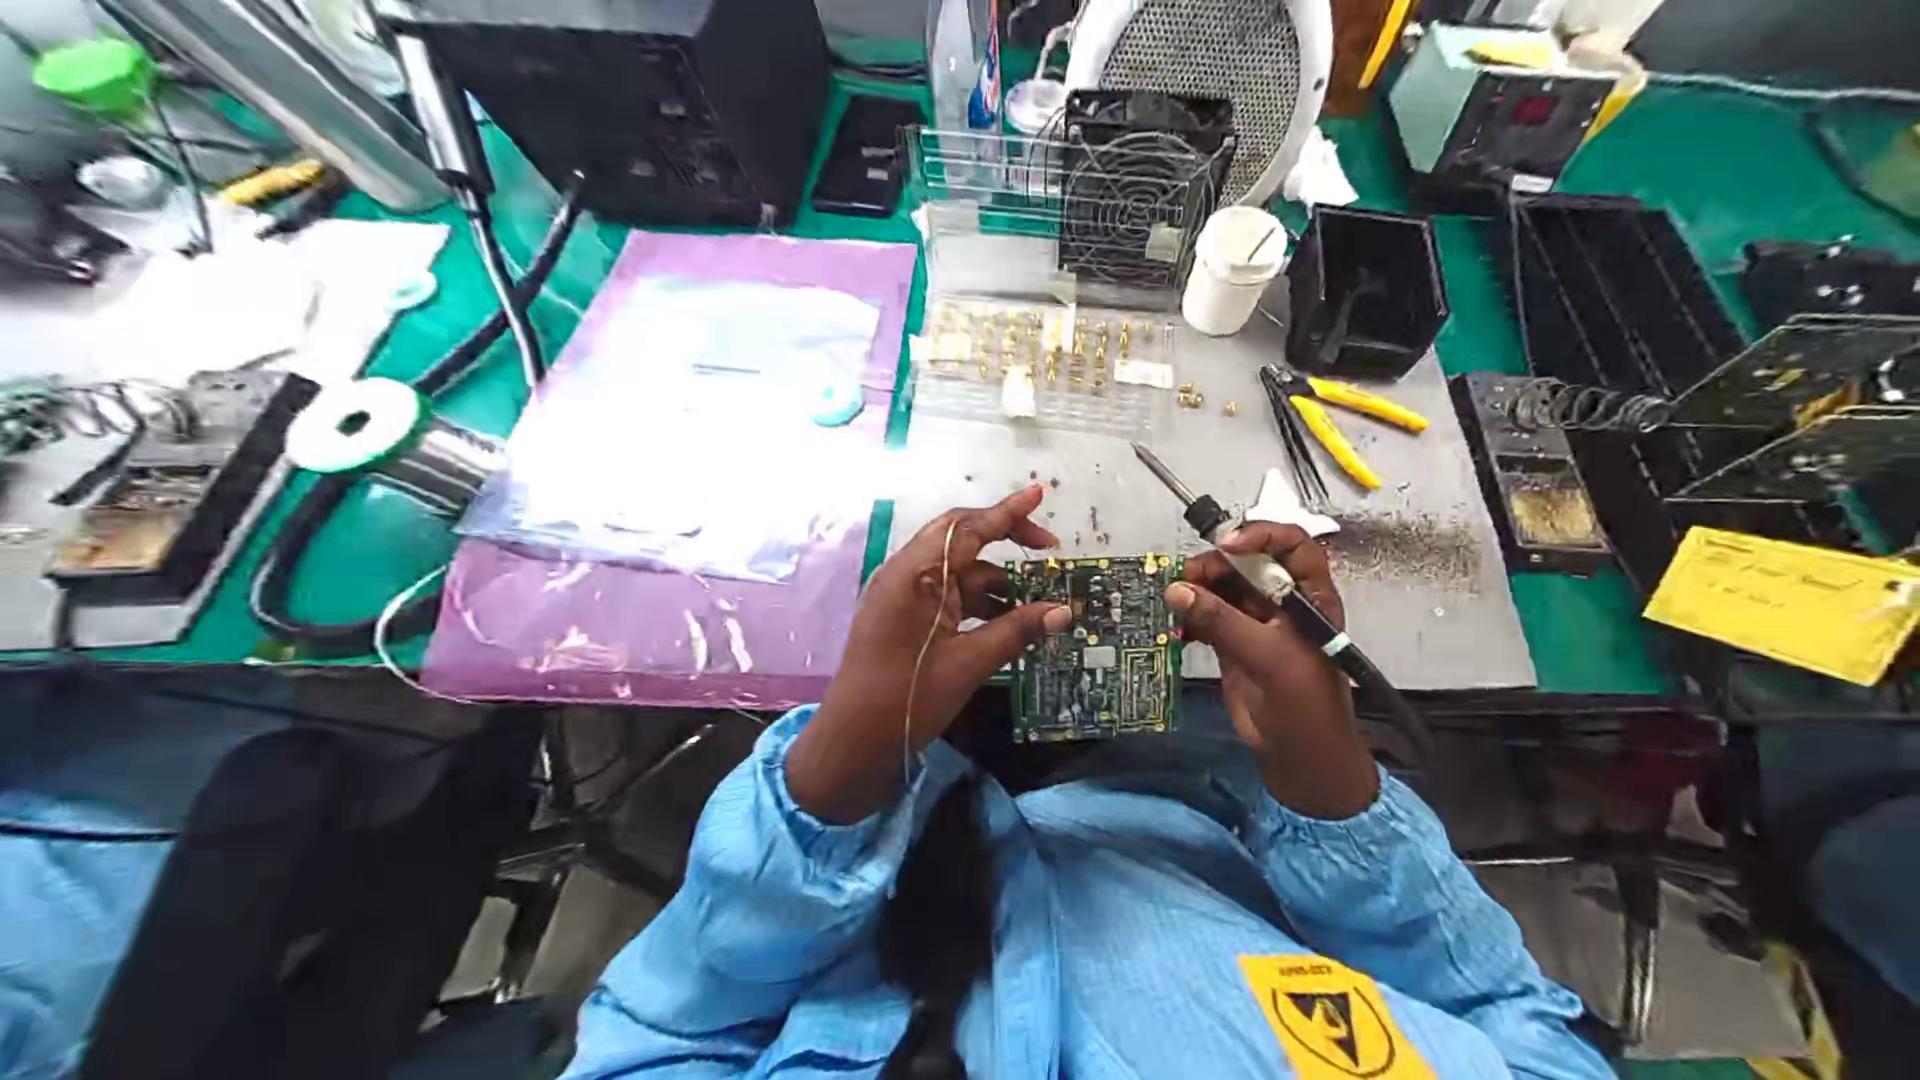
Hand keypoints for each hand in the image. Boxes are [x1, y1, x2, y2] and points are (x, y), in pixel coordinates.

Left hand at [787, 485, 1070, 822]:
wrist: (853, 742)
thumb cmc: (906, 699)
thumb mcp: (968, 664)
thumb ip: (1017, 630)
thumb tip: (1064, 611)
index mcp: (914, 575)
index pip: (966, 528)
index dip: (1007, 511)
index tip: (1039, 493)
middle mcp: (906, 574)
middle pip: (961, 540)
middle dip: (1005, 541)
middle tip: (1047, 550)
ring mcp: (903, 594)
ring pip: (959, 571)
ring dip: (996, 582)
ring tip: (1036, 603)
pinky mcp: (906, 615)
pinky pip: (948, 595)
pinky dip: (979, 603)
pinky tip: (1007, 622)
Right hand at [1169, 522, 1378, 818]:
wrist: (1299, 753)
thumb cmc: (1303, 703)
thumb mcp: (1267, 656)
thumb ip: (1222, 620)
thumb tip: (1177, 590)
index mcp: (1307, 596)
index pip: (1291, 546)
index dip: (1261, 536)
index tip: (1227, 545)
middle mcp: (1280, 601)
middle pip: (1244, 564)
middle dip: (1213, 567)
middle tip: (1184, 579)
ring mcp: (1254, 621)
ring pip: (1219, 588)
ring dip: (1194, 591)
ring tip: (1173, 603)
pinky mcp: (1232, 641)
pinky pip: (1205, 616)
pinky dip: (1187, 618)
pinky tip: (1175, 628)